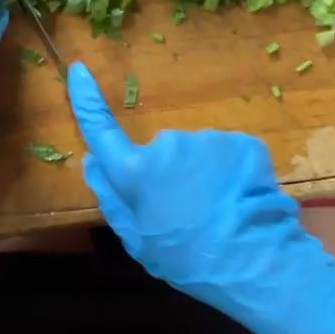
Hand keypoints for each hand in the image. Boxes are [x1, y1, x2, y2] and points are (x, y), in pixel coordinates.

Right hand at [67, 62, 334, 333]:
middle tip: (185, 214)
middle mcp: (167, 144)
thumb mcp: (137, 240)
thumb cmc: (186, 259)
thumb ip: (110, 197)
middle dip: (168, 175)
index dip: (86, 99)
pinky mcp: (241, 142)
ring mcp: (207, 139)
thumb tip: (92, 160)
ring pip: (195, 155)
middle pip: (159, 154)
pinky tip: (238, 202)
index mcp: (136, 171)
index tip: (79, 69)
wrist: (255, 263)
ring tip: (216, 213)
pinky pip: (224, 155)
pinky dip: (229, 174)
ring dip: (201, 176)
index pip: (101, 128)